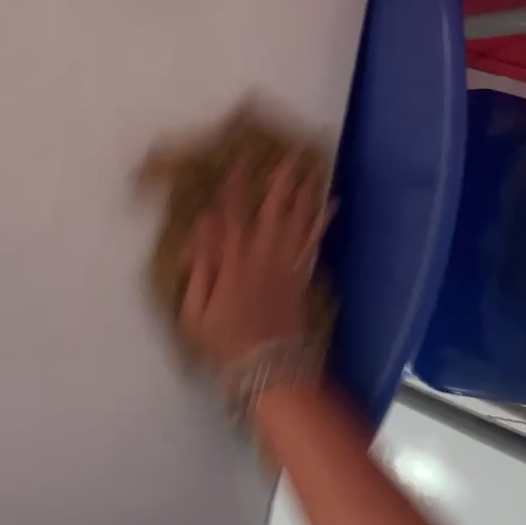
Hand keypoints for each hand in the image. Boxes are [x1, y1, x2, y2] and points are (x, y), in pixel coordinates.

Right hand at [178, 153, 331, 372]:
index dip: (235, 186)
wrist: (272, 371)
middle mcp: (264, 257)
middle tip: (292, 154)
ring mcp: (287, 266)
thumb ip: (201, 265)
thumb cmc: (225, 342)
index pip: (233, 215)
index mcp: (234, 262)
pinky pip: (313, 242)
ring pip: (298, 222)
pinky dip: (322, 221)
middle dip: (282, 181)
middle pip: (275, 211)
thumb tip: (202, 225)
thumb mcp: (196, 309)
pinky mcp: (302, 276)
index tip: (239, 159)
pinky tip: (329, 203)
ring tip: (313, 167)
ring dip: (306, 193)